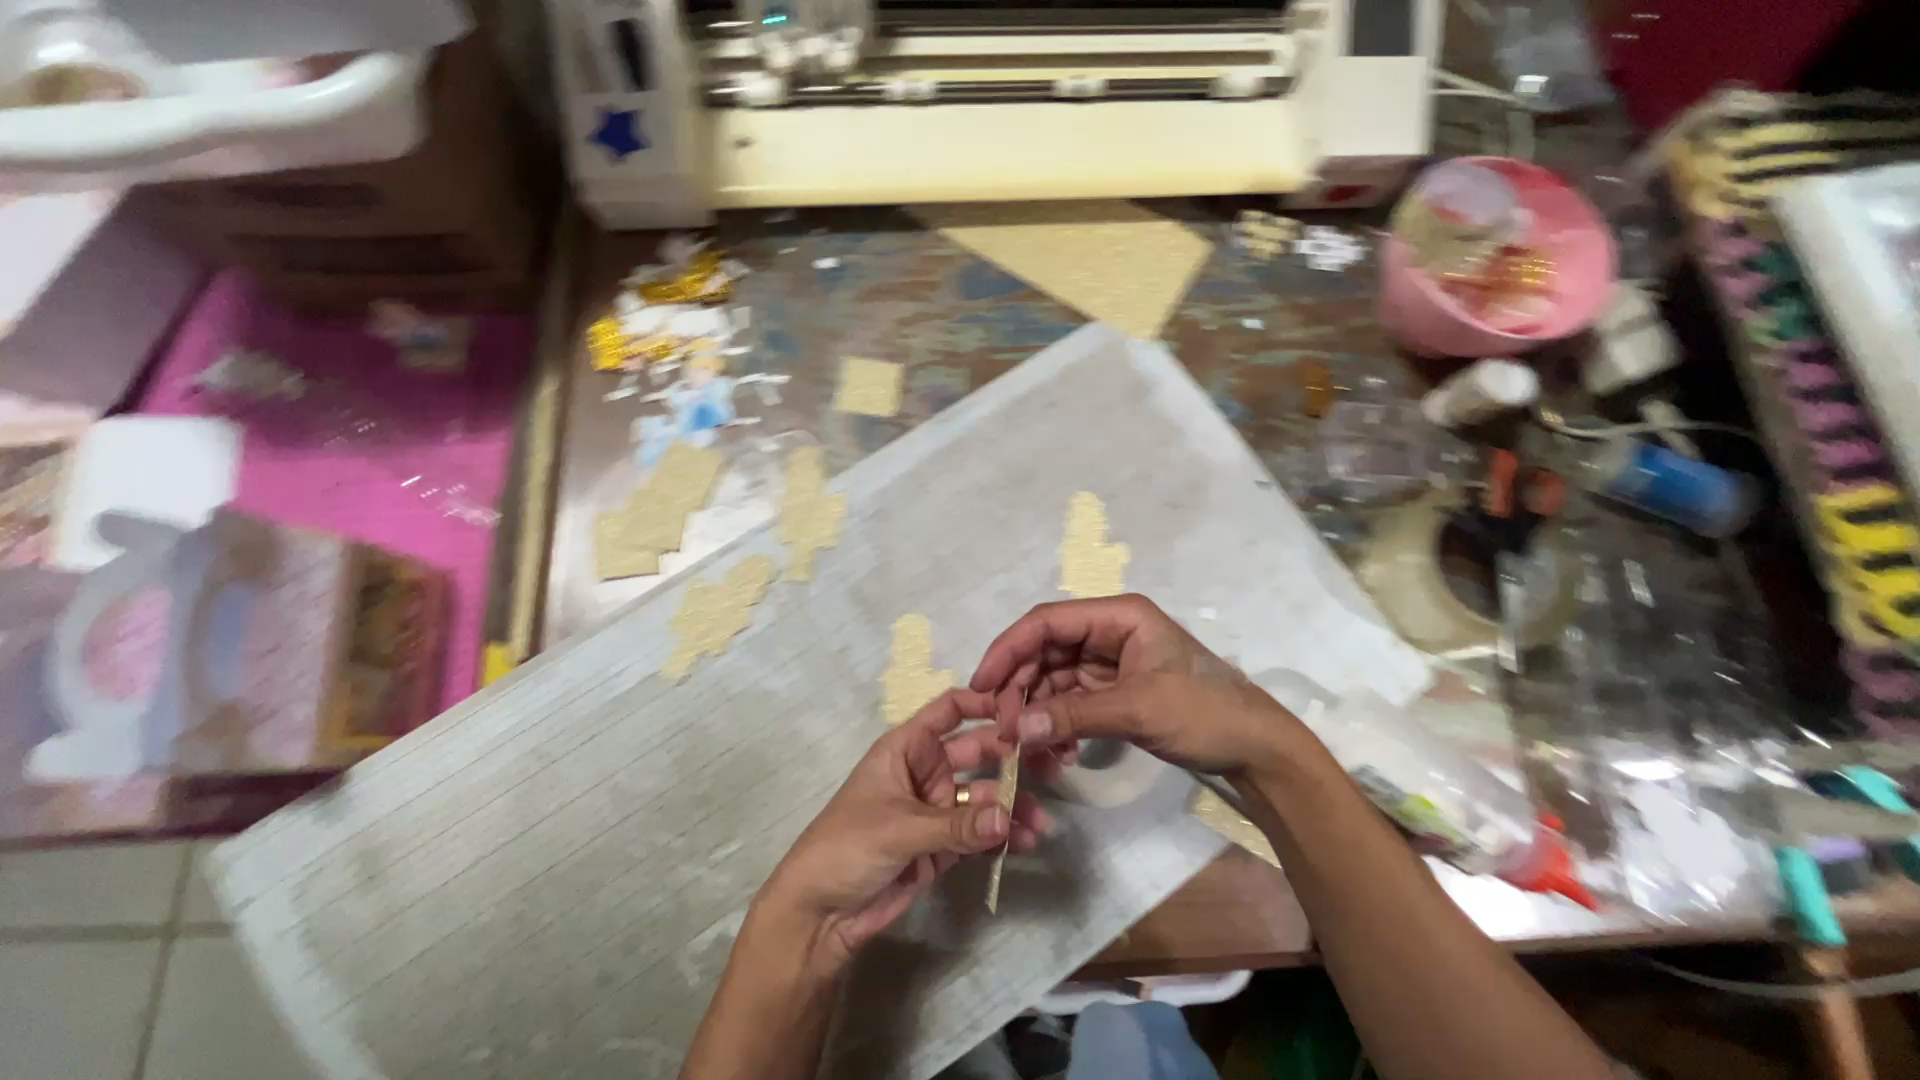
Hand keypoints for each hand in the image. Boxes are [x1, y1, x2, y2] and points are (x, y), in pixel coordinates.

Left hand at [754, 689, 1050, 975]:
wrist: (818, 913)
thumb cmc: (846, 847)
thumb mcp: (899, 829)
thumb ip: (956, 825)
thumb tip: (1009, 817)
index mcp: (905, 749)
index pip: (948, 711)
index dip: (982, 704)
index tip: (1021, 710)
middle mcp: (924, 771)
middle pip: (976, 752)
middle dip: (1010, 759)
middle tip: (1050, 767)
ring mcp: (935, 810)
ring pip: (983, 797)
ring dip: (1010, 807)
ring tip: (1038, 824)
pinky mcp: (941, 847)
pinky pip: (979, 834)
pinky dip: (1001, 837)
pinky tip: (1023, 843)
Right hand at [969, 594, 1305, 778]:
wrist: (1256, 747)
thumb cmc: (1204, 712)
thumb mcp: (1138, 709)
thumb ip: (1074, 715)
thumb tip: (1014, 728)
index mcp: (1118, 616)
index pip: (1047, 621)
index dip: (1008, 649)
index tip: (981, 685)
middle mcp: (1110, 632)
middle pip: (1046, 650)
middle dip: (1020, 686)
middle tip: (1002, 726)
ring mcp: (1111, 663)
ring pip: (1054, 679)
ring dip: (1037, 711)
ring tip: (1026, 745)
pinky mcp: (1115, 693)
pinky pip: (1071, 703)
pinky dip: (1058, 724)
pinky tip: (1056, 752)